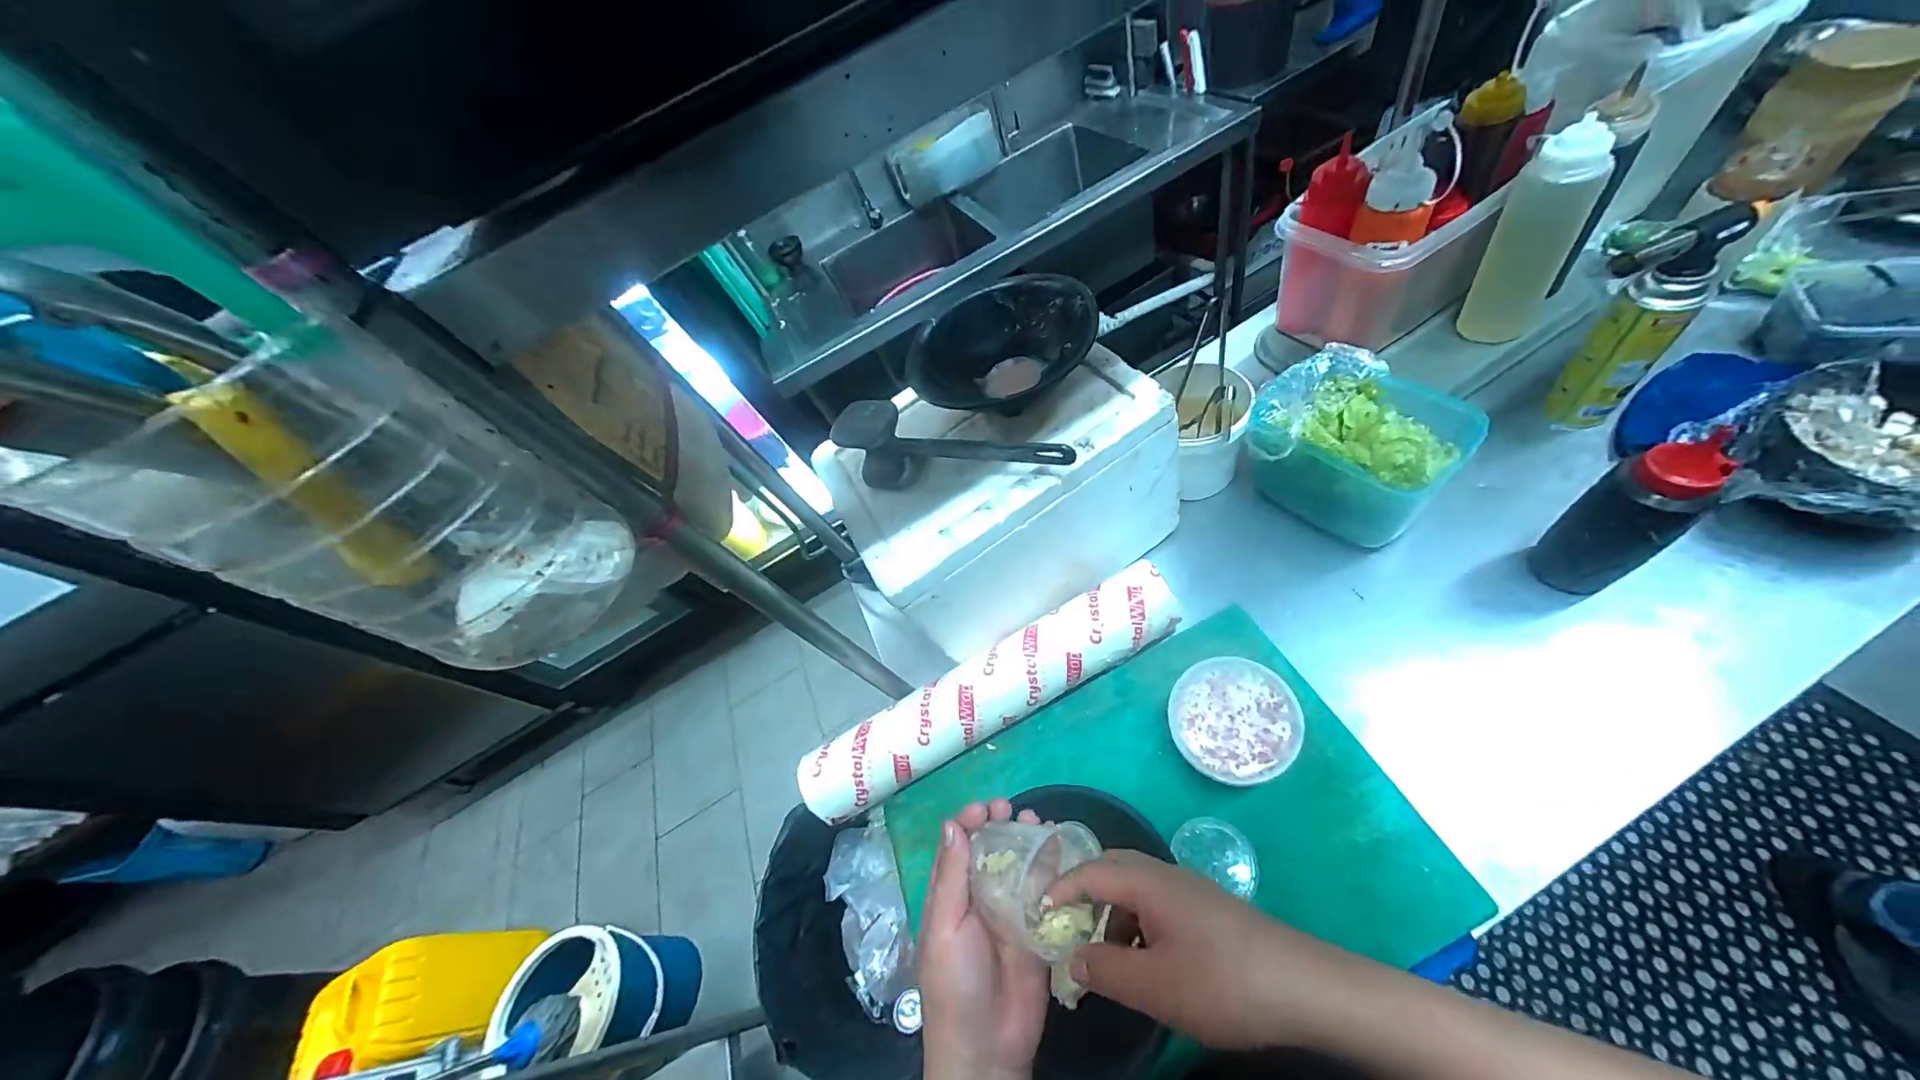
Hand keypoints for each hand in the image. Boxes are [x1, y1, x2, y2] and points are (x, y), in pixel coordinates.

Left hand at [919, 798, 1050, 1079]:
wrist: (988, 1046)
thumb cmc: (955, 983)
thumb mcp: (945, 926)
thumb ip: (951, 876)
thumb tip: (953, 824)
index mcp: (951, 894)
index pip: (959, 846)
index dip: (970, 821)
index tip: (987, 808)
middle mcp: (980, 896)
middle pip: (992, 849)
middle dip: (1002, 824)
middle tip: (1015, 810)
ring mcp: (1010, 912)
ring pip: (1020, 865)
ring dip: (1028, 840)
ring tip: (1038, 822)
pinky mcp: (1038, 929)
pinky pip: (1045, 893)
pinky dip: (1053, 869)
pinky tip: (1061, 853)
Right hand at [1048, 850, 1366, 1049]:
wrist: (1306, 987)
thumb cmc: (1222, 981)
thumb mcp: (1154, 985)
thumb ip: (1105, 969)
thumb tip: (1072, 957)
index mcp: (1149, 882)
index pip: (1090, 869)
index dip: (1059, 886)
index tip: (1037, 909)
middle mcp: (1167, 874)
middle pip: (1113, 868)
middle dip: (1085, 893)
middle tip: (1066, 924)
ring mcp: (1191, 891)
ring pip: (1137, 889)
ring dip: (1113, 914)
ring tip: (1107, 957)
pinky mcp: (1209, 911)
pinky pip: (1158, 905)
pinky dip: (1138, 925)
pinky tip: (1149, 964)